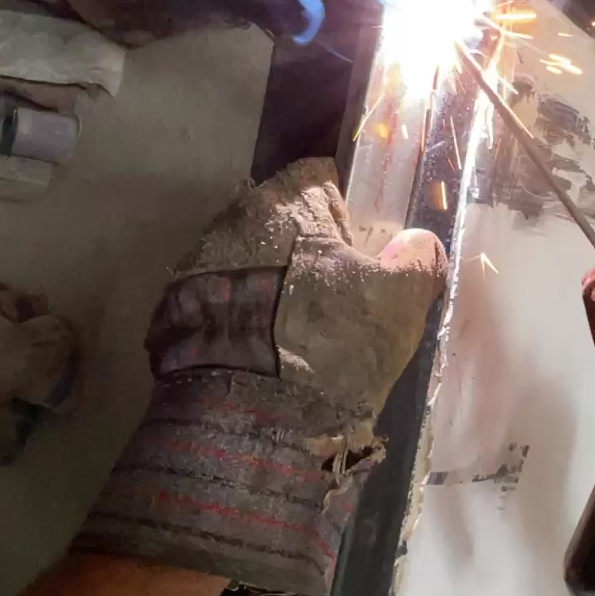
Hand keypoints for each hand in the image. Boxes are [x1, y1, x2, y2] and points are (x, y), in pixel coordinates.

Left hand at [74, 159, 446, 595]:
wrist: (246, 421)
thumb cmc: (329, 344)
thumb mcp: (397, 302)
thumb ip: (417, 260)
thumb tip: (419, 243)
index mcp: (286, 202)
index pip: (322, 175)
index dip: (352, 204)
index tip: (366, 242)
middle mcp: (231, 220)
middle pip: (286, 219)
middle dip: (312, 246)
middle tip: (341, 292)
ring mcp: (195, 265)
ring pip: (255, 259)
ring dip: (278, 281)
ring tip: (301, 329)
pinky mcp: (175, 311)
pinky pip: (227, 296)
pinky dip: (248, 313)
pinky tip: (268, 348)